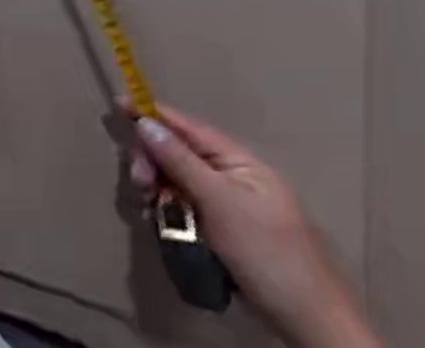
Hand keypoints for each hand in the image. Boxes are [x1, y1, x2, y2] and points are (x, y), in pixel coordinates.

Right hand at [129, 104, 381, 347]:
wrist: (306, 320)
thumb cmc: (266, 253)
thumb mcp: (219, 203)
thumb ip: (180, 160)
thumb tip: (145, 121)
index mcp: (240, 163)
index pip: (189, 127)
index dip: (153, 114)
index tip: (118, 103)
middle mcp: (231, 176)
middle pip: (176, 152)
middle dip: (152, 161)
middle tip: (140, 183)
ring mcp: (225, 203)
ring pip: (174, 179)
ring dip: (156, 187)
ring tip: (150, 206)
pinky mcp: (218, 227)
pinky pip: (180, 203)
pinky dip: (165, 207)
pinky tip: (159, 218)